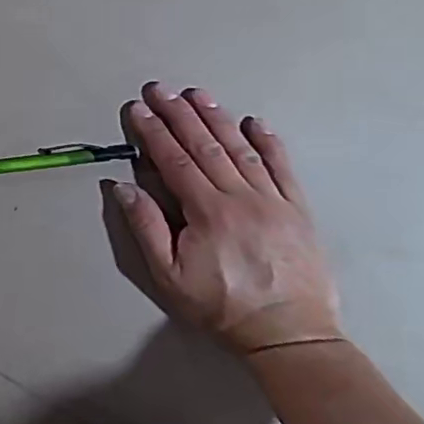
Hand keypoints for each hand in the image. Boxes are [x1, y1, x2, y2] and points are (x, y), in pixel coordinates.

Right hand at [113, 82, 341, 354]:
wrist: (289, 333)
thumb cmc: (222, 307)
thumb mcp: (170, 278)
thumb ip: (147, 229)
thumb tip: (125, 188)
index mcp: (208, 211)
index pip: (174, 160)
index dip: (154, 132)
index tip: (139, 110)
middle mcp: (240, 196)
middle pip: (205, 145)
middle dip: (178, 113)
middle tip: (160, 89)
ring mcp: (273, 199)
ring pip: (240, 148)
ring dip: (216, 118)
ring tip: (197, 95)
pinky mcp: (298, 208)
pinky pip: (282, 167)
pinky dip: (268, 142)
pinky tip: (255, 122)